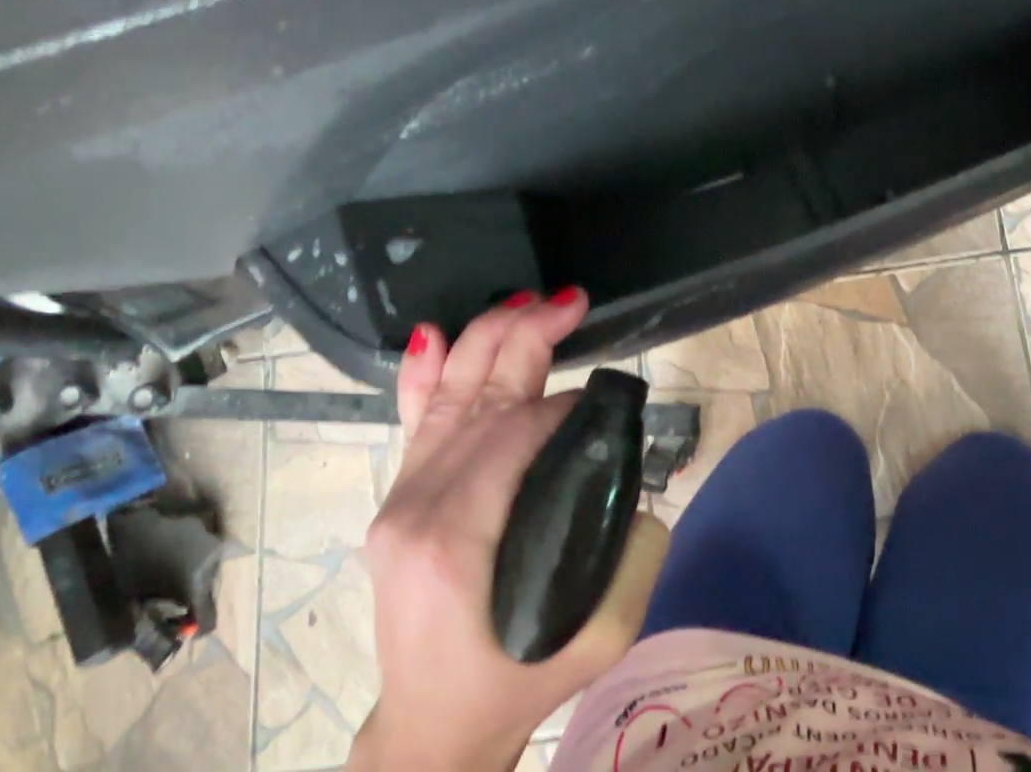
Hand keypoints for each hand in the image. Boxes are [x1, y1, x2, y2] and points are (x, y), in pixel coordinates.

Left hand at [350, 291, 669, 771]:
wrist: (432, 728)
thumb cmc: (515, 685)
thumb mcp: (599, 636)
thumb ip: (630, 555)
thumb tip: (633, 483)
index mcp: (456, 537)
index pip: (516, 434)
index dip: (565, 402)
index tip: (606, 396)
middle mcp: (416, 506)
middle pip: (478, 400)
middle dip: (526, 340)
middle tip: (572, 302)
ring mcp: (398, 500)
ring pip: (447, 399)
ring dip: (490, 341)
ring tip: (532, 302)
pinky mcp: (397, 501)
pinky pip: (417, 422)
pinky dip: (428, 374)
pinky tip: (438, 335)